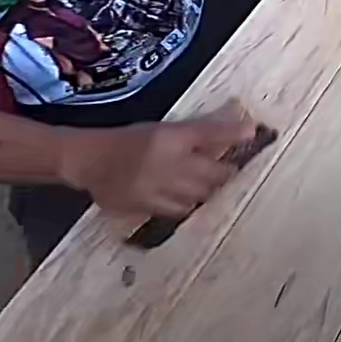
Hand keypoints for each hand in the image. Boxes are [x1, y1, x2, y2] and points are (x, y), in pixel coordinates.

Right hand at [60, 115, 257, 217]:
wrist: (89, 159)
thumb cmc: (138, 140)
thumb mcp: (174, 129)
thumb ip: (213, 132)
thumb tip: (252, 131)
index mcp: (173, 139)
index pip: (216, 139)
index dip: (236, 150)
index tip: (247, 157)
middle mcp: (164, 165)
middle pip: (212, 177)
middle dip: (224, 178)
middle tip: (227, 177)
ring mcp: (150, 190)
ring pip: (196, 198)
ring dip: (207, 194)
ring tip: (207, 189)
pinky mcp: (138, 208)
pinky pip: (174, 212)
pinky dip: (185, 206)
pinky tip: (186, 200)